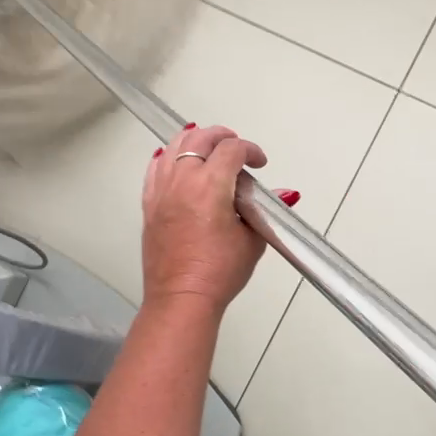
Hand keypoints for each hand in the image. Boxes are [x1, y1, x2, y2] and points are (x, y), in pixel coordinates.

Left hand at [141, 124, 288, 313]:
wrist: (183, 297)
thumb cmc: (220, 273)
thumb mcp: (253, 240)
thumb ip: (265, 211)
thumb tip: (286, 195)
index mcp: (210, 186)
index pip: (232, 150)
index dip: (250, 151)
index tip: (259, 164)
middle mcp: (182, 182)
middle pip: (200, 139)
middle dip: (222, 137)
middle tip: (237, 147)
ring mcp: (161, 192)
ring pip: (173, 148)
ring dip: (194, 141)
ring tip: (208, 148)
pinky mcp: (149, 206)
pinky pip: (155, 169)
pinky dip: (168, 158)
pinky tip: (177, 161)